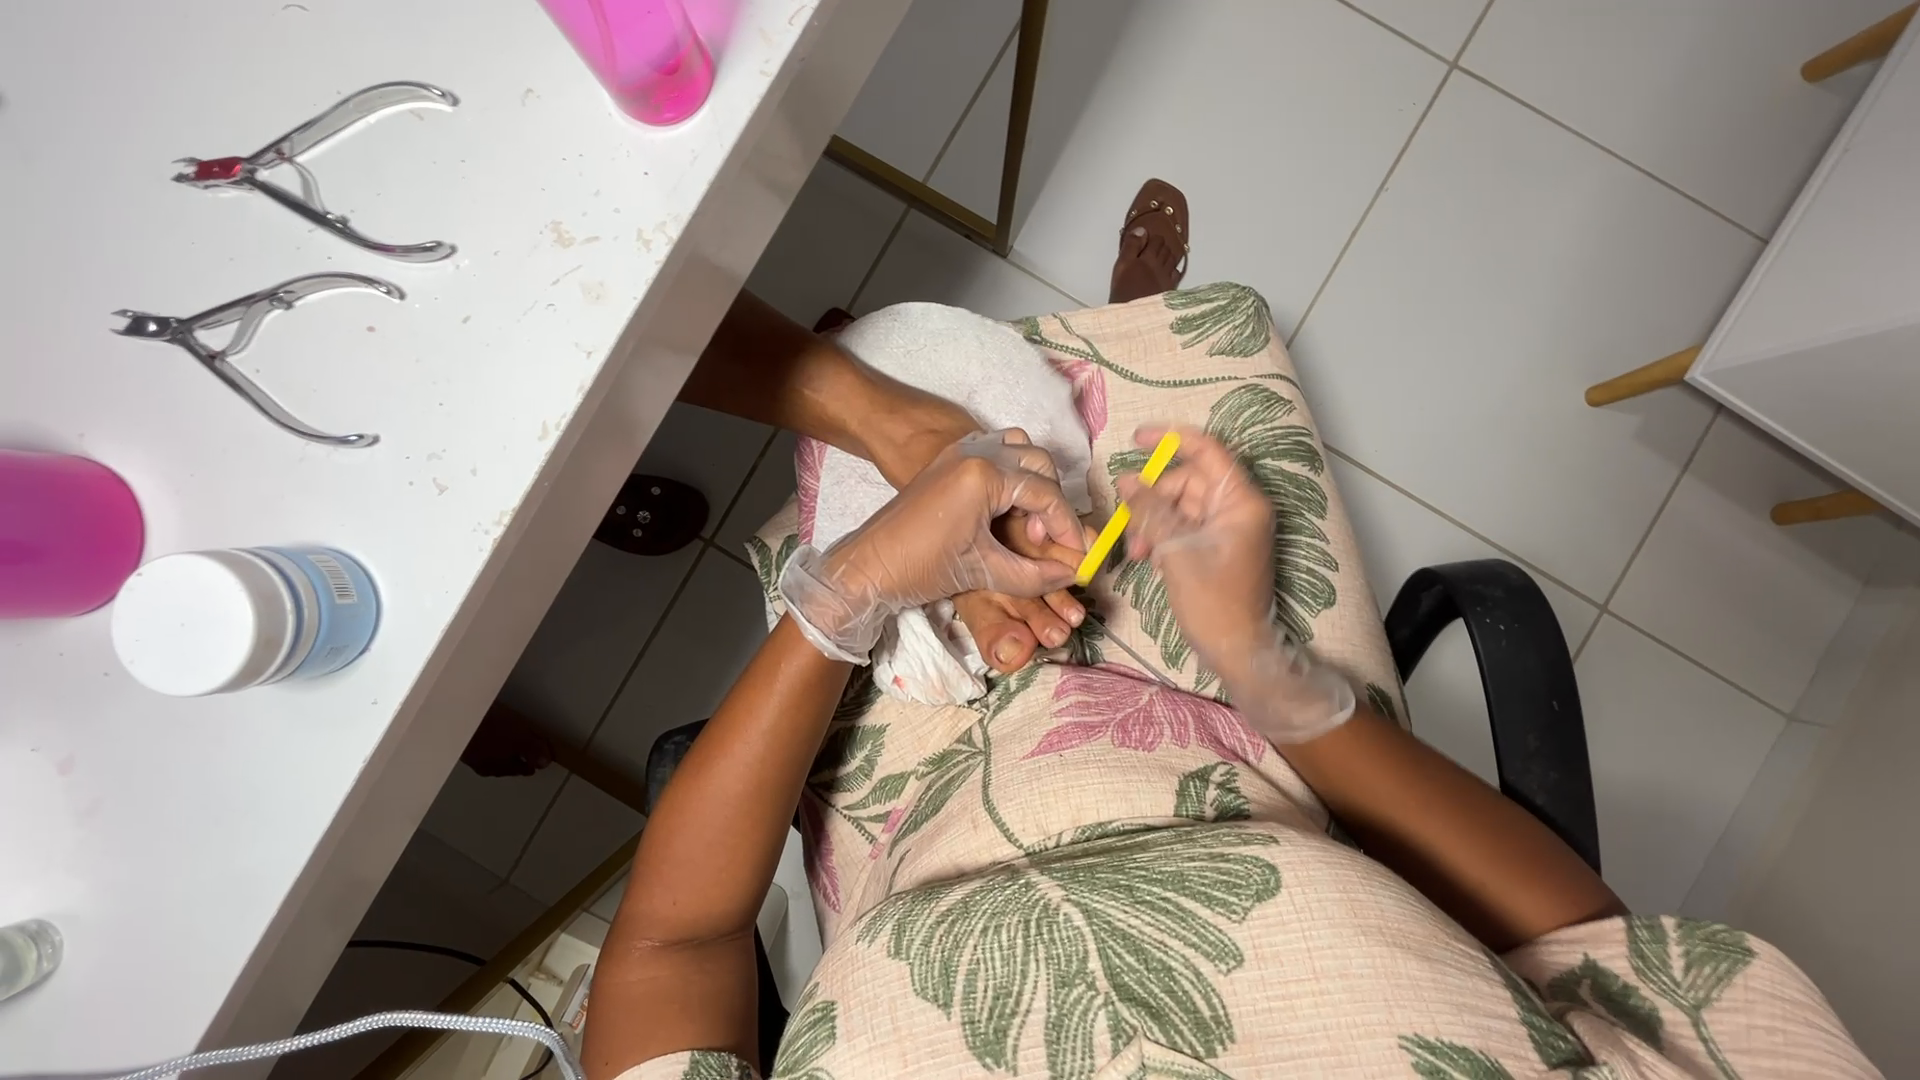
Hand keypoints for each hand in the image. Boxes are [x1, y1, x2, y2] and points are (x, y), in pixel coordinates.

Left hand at [781, 429, 1084, 661]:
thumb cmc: (922, 567)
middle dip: (1053, 502)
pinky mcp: (949, 458)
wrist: (870, 564)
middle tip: (1047, 541)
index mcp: (985, 474)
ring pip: (1019, 449)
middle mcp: (976, 451)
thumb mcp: (985, 572)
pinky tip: (1007, 507)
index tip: (1078, 555)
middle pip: (1039, 464)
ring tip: (1029, 522)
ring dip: (1034, 481)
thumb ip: (1036, 575)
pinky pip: (995, 450)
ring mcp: (960, 450)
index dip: (1067, 527)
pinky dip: (1012, 472)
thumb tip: (1075, 572)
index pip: (1046, 494)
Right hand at [1118, 426, 1354, 742]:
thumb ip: (1151, 510)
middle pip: (1188, 482)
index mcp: (1241, 501)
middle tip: (1128, 523)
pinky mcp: (1216, 547)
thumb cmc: (1213, 601)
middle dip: (1154, 499)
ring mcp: (1228, 529)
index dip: (1170, 440)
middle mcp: (1238, 508)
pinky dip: (1163, 538)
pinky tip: (1151, 561)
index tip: (1135, 440)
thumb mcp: (1175, 550)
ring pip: (1181, 507)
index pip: (1207, 451)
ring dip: (1154, 523)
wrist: (1236, 650)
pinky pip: (1184, 527)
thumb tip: (1128, 480)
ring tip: (1138, 552)